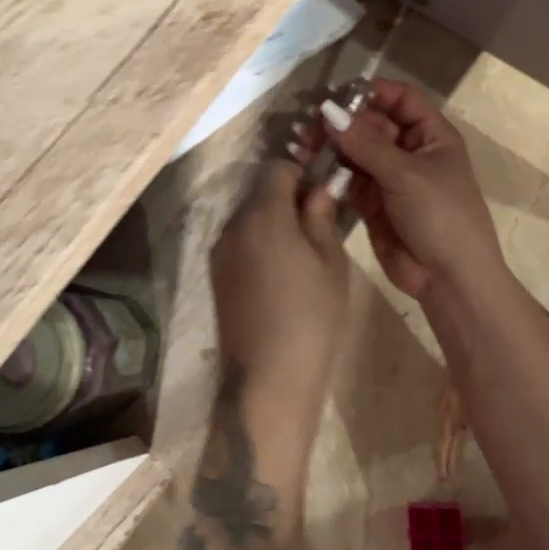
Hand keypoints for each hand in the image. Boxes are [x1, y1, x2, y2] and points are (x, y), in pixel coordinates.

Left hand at [209, 158, 349, 415]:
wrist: (268, 382)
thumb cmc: (311, 319)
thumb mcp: (332, 265)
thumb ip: (322, 218)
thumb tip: (317, 189)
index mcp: (263, 215)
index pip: (277, 167)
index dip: (302, 171)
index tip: (324, 190)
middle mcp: (233, 226)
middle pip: (260, 192)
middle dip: (288, 197)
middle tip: (321, 221)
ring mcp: (220, 252)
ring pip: (250, 217)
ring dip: (274, 221)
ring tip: (305, 251)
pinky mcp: (217, 276)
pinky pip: (241, 242)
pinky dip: (261, 243)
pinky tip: (284, 273)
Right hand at [320, 79, 506, 299]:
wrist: (449, 279)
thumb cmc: (440, 216)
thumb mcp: (406, 174)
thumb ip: (365, 143)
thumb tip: (328, 111)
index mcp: (432, 136)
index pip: (401, 99)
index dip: (372, 92)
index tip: (337, 94)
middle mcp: (411, 151)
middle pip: (372, 124)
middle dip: (342, 121)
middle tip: (307, 124)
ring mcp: (391, 177)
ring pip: (356, 151)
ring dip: (331, 146)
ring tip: (300, 144)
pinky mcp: (372, 203)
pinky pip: (348, 178)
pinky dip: (329, 171)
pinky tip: (306, 165)